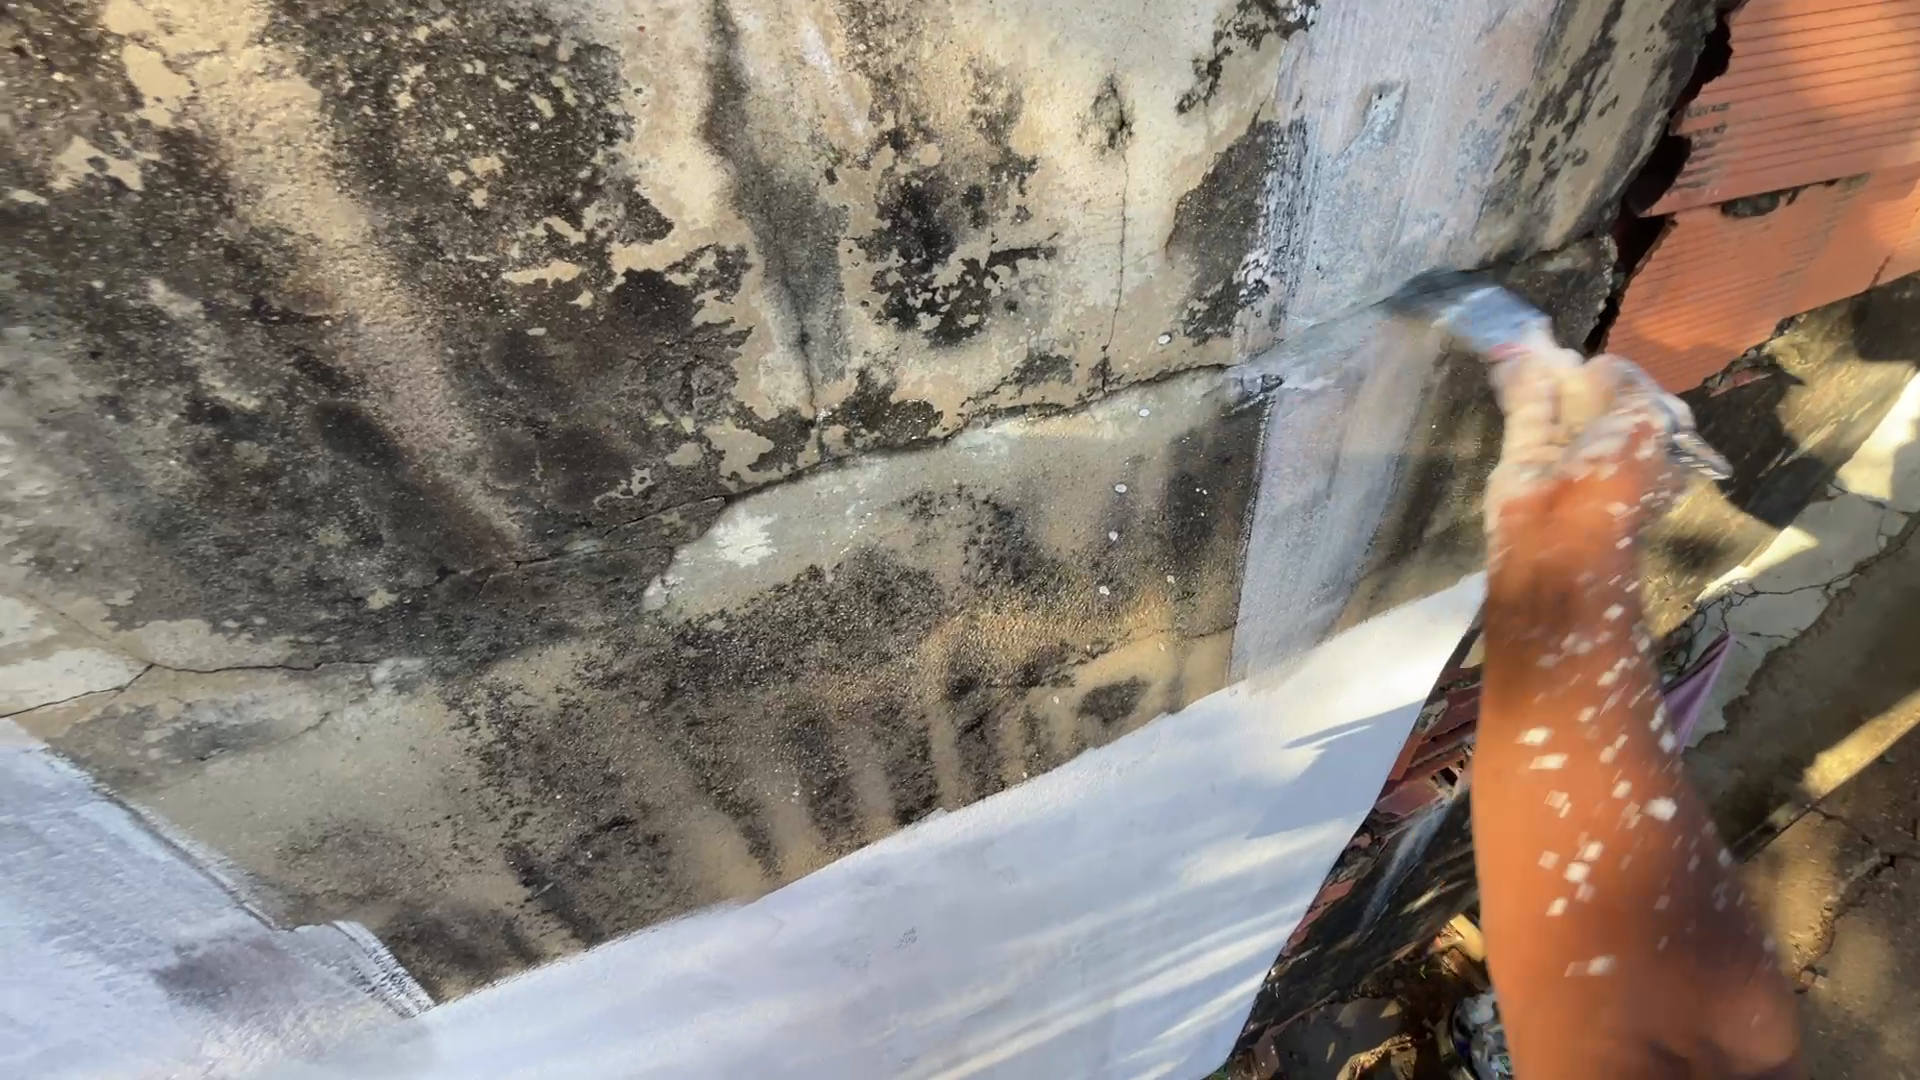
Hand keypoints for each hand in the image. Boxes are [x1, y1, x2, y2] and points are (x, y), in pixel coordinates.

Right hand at [1484, 349, 1721, 538]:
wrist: (1558, 531)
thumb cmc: (1618, 478)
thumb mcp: (1647, 422)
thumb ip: (1627, 386)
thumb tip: (1600, 365)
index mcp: (1651, 447)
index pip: (1638, 402)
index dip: (1622, 379)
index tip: (1603, 362)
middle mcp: (1607, 449)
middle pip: (1591, 401)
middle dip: (1577, 374)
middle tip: (1558, 346)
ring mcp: (1562, 454)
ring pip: (1554, 405)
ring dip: (1544, 375)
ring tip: (1529, 339)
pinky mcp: (1522, 457)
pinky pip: (1525, 416)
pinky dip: (1521, 389)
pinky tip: (1514, 361)